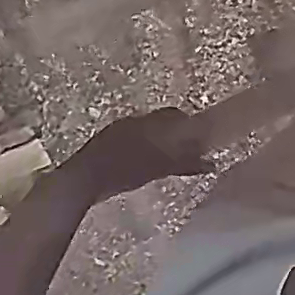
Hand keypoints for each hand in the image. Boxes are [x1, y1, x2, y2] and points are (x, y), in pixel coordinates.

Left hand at [60, 107, 213, 203]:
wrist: (83, 179)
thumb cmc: (123, 171)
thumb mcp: (158, 169)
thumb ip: (185, 165)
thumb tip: (211, 164)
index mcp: (145, 122)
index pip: (174, 116)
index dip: (189, 124)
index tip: (201, 139)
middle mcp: (132, 122)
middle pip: (160, 122)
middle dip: (175, 133)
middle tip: (188, 151)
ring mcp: (117, 133)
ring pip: (146, 131)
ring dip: (160, 141)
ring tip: (169, 159)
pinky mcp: (107, 145)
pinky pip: (133, 140)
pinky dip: (146, 148)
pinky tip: (147, 164)